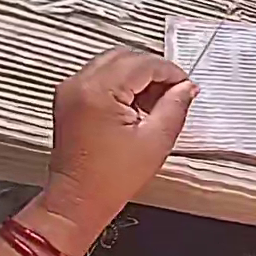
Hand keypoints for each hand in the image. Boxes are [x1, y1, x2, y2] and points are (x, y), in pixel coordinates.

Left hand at [41, 47, 197, 233]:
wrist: (79, 199)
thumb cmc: (113, 177)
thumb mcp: (157, 139)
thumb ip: (176, 106)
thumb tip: (187, 87)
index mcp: (99, 91)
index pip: (143, 63)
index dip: (170, 72)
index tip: (186, 86)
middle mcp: (80, 83)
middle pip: (126, 56)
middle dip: (154, 70)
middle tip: (174, 92)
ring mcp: (70, 89)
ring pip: (113, 63)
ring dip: (138, 75)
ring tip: (156, 102)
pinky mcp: (69, 97)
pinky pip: (101, 75)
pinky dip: (122, 83)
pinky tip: (136, 105)